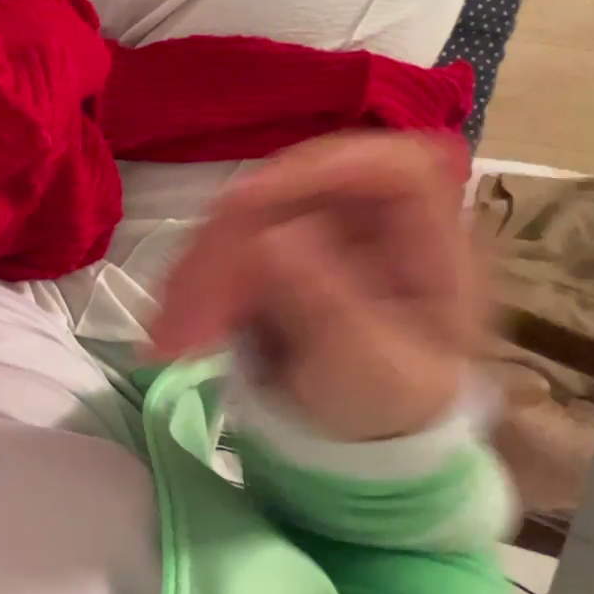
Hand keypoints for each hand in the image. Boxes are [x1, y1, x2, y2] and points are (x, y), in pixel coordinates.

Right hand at [148, 134, 484, 440]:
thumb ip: (331, 307)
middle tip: (186, 316)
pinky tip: (168, 329)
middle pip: (287, 192)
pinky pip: (214, 246)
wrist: (362, 426)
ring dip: (192, 273)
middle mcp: (367, 219)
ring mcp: (313, 227)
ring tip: (169, 340)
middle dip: (223, 247)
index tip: (237, 207)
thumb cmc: (387, 403)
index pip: (387, 167)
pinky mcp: (267, 245)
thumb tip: (273, 239)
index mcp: (425, 242)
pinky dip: (185, 284)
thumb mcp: (370, 371)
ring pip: (237, 219)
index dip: (314, 172)